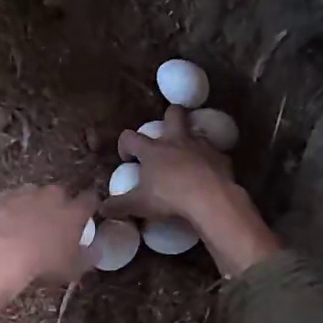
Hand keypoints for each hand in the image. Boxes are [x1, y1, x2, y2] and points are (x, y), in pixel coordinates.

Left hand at [0, 184, 97, 322]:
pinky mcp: (3, 196)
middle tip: (54, 224)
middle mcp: (53, 196)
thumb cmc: (43, 263)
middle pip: (61, 194)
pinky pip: (12, 199)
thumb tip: (97, 249)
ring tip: (27, 226)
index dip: (90, 206)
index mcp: (74, 211)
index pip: (90, 199)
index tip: (87, 213)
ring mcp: (26, 193)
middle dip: (60, 205)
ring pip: (35, 195)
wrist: (2, 254)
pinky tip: (7, 225)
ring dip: (35, 205)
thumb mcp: (74, 268)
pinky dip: (12, 208)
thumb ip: (89, 256)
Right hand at [102, 106, 282, 276]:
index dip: (125, 144)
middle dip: (169, 117)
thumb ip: (119, 206)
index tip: (128, 158)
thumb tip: (101, 209)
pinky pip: (214, 154)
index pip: (131, 137)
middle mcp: (176, 141)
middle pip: (173, 114)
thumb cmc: (170, 198)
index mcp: (152, 150)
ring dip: (191, 141)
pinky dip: (210, 161)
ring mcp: (201, 146)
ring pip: (196, 132)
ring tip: (188, 158)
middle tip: (165, 135)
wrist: (210, 199)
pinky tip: (208, 175)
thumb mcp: (139, 205)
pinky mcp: (220, 157)